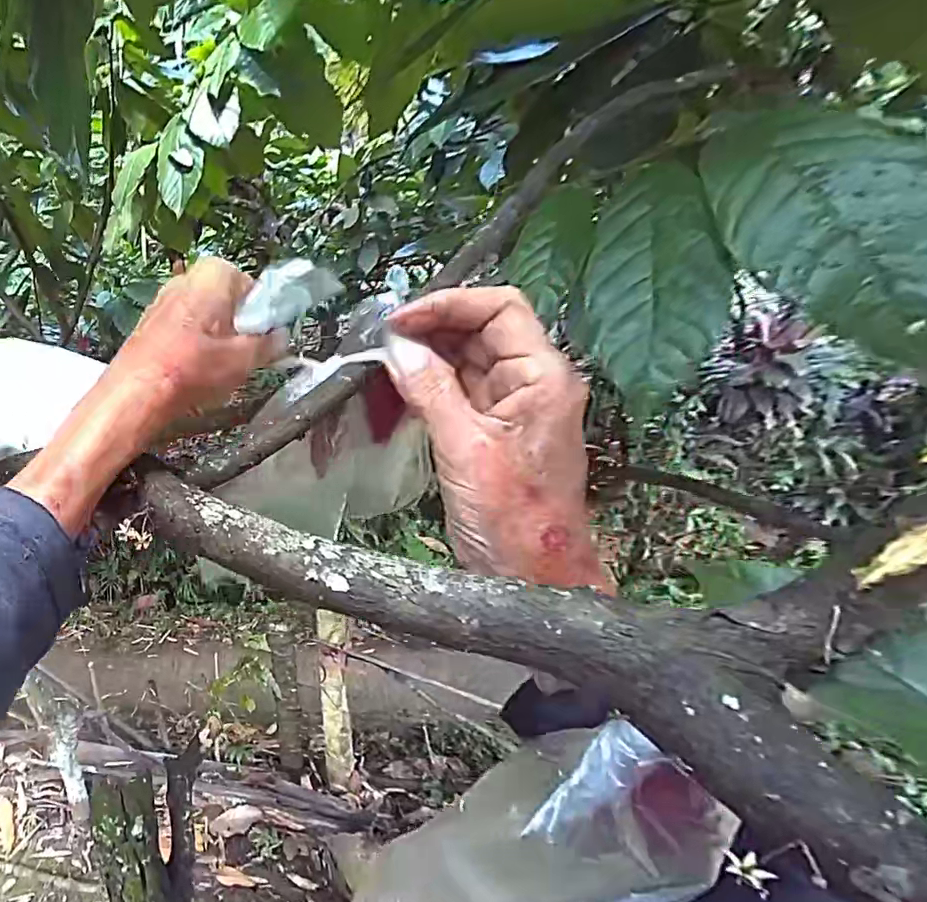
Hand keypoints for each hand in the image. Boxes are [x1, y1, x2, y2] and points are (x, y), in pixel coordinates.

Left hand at [10, 258, 276, 534]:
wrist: (136, 392)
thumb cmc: (188, 370)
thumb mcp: (244, 359)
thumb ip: (269, 344)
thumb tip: (279, 339)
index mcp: (215, 272)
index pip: (257, 291)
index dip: (263, 322)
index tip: (265, 345)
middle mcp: (187, 278)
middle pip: (230, 306)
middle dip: (238, 332)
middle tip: (240, 362)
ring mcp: (165, 300)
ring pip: (207, 322)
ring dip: (216, 345)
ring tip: (214, 374)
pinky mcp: (151, 324)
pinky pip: (186, 334)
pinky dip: (193, 352)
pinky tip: (193, 376)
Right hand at [382, 287, 614, 591]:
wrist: (528, 572)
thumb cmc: (513, 518)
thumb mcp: (464, 448)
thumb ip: (432, 391)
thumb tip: (399, 348)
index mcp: (542, 378)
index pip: (499, 309)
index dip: (448, 305)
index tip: (401, 319)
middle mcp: (531, 384)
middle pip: (482, 330)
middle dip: (433, 327)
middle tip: (384, 337)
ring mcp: (510, 407)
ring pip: (467, 360)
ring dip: (427, 354)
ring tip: (385, 357)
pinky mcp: (489, 430)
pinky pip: (457, 391)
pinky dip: (428, 383)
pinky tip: (400, 383)